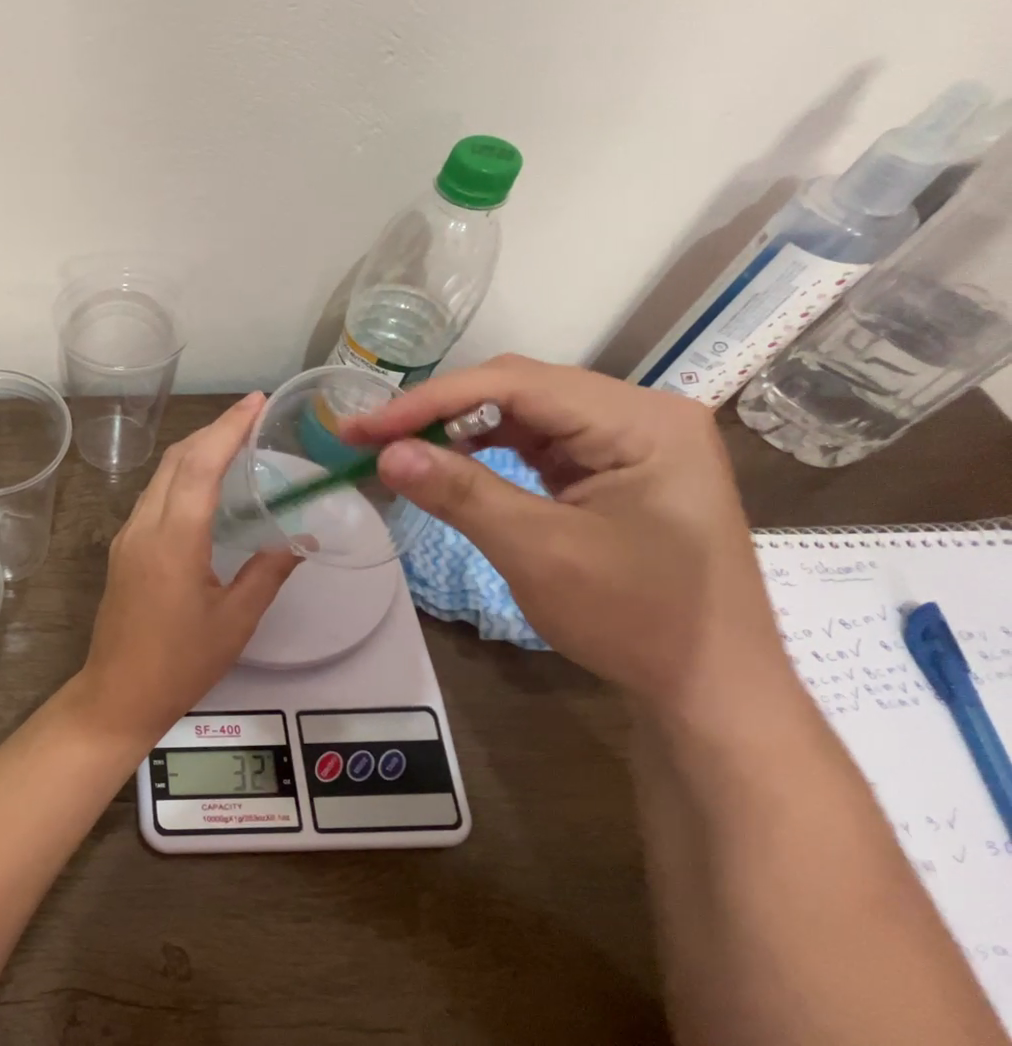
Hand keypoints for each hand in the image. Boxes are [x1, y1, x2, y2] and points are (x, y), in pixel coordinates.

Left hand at [65, 393, 301, 745]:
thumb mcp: (236, 620)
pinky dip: (181, 477)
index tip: (256, 402)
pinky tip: (204, 486)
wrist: (118, 693)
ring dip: (194, 451)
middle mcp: (144, 527)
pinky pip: (153, 498)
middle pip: (175, 460)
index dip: (228, 428)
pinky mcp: (124, 551)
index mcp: (173, 539)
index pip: (199, 465)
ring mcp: (128, 537)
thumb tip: (300, 540)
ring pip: (160, 476)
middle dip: (212, 430)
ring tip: (234, 442)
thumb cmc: (180, 663)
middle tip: (252, 417)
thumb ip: (268, 573)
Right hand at [342, 355, 783, 705]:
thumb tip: (386, 454)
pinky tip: (452, 465)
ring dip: (460, 431)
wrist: (710, 687)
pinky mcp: (619, 471)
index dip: (430, 402)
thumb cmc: (636, 618)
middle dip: (440, 411)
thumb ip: (461, 493)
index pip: (516, 384)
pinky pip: (541, 445)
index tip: (362, 429)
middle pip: (522, 390)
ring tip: (400, 451)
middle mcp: (642, 414)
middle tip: (370, 439)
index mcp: (641, 420)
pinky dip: (489, 453)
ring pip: (527, 415)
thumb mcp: (539, 552)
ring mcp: (633, 443)